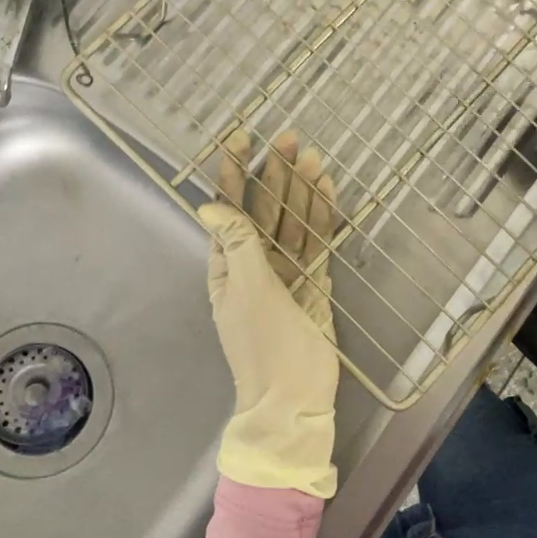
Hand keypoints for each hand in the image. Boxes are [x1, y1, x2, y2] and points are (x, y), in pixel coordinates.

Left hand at [198, 129, 341, 497]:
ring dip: (301, 190)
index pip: (230, 208)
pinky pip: (316, 243)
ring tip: (313, 155)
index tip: (242, 138)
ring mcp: (286, 274)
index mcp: (229, 266)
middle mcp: (255, 264)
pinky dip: (321, 218)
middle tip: (290, 138)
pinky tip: (328, 191)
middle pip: (265, 209)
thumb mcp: (249, 290)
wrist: (294, 399)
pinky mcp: (313, 284)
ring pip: (293, 222)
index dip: (234, 172)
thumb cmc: (265, 346)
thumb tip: (209, 204)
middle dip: (275, 174)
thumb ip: (237, 243)